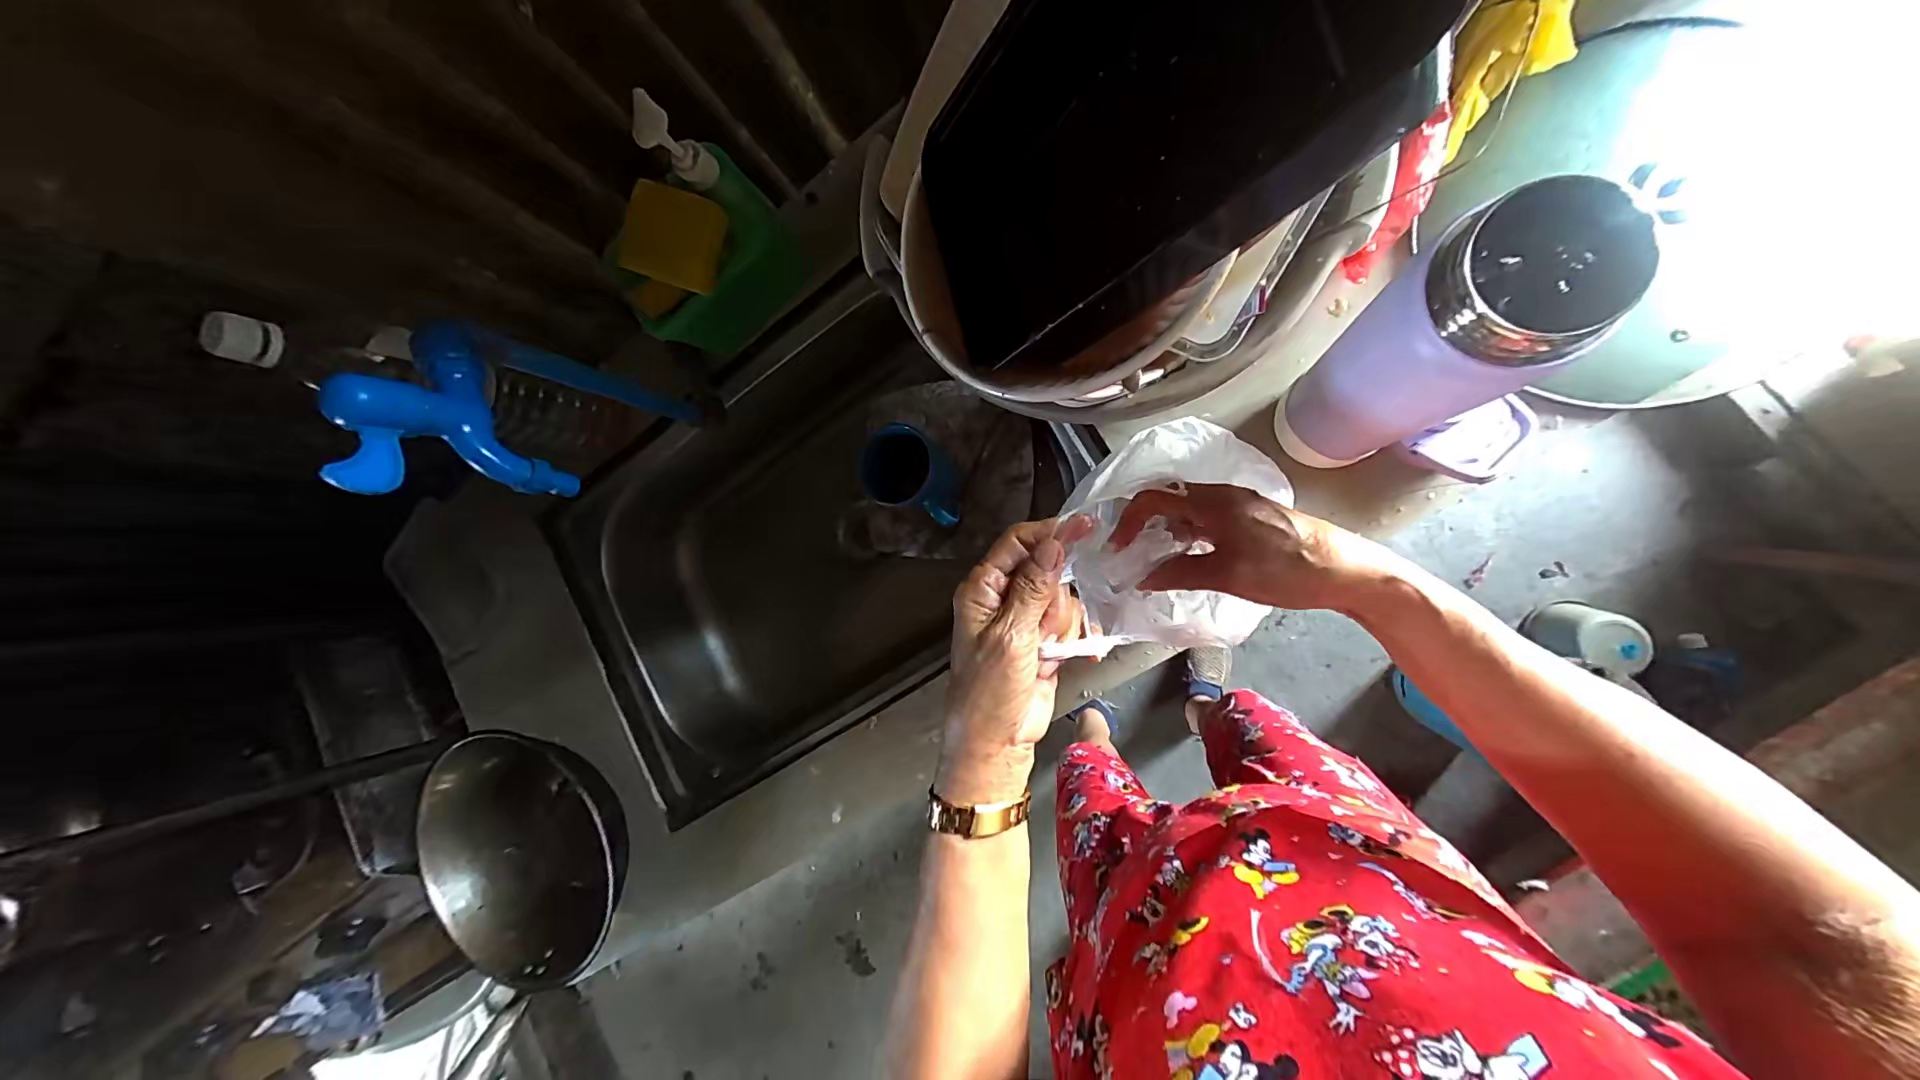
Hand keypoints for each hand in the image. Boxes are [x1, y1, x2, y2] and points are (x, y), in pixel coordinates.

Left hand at [937, 517, 1093, 804]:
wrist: (997, 742)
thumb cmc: (989, 692)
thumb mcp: (1011, 637)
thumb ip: (1034, 589)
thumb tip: (1053, 545)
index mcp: (983, 589)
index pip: (1017, 543)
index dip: (1049, 532)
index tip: (1084, 527)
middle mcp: (1003, 598)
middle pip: (1048, 570)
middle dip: (1055, 599)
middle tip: (1044, 631)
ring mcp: (1025, 620)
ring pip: (1063, 598)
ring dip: (1064, 625)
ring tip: (1048, 653)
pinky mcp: (1044, 640)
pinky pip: (1071, 623)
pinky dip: (1077, 638)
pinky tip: (1070, 656)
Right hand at [1110, 484, 1405, 613]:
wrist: (1347, 571)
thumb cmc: (1286, 570)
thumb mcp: (1228, 576)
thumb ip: (1180, 573)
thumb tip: (1142, 578)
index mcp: (1213, 502)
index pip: (1154, 497)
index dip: (1129, 520)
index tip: (1118, 548)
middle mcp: (1222, 495)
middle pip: (1167, 497)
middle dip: (1142, 522)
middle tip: (1130, 552)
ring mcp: (1238, 504)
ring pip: (1186, 507)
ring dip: (1164, 529)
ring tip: (1154, 558)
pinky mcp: (1250, 516)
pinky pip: (1204, 516)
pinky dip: (1186, 532)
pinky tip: (1188, 555)